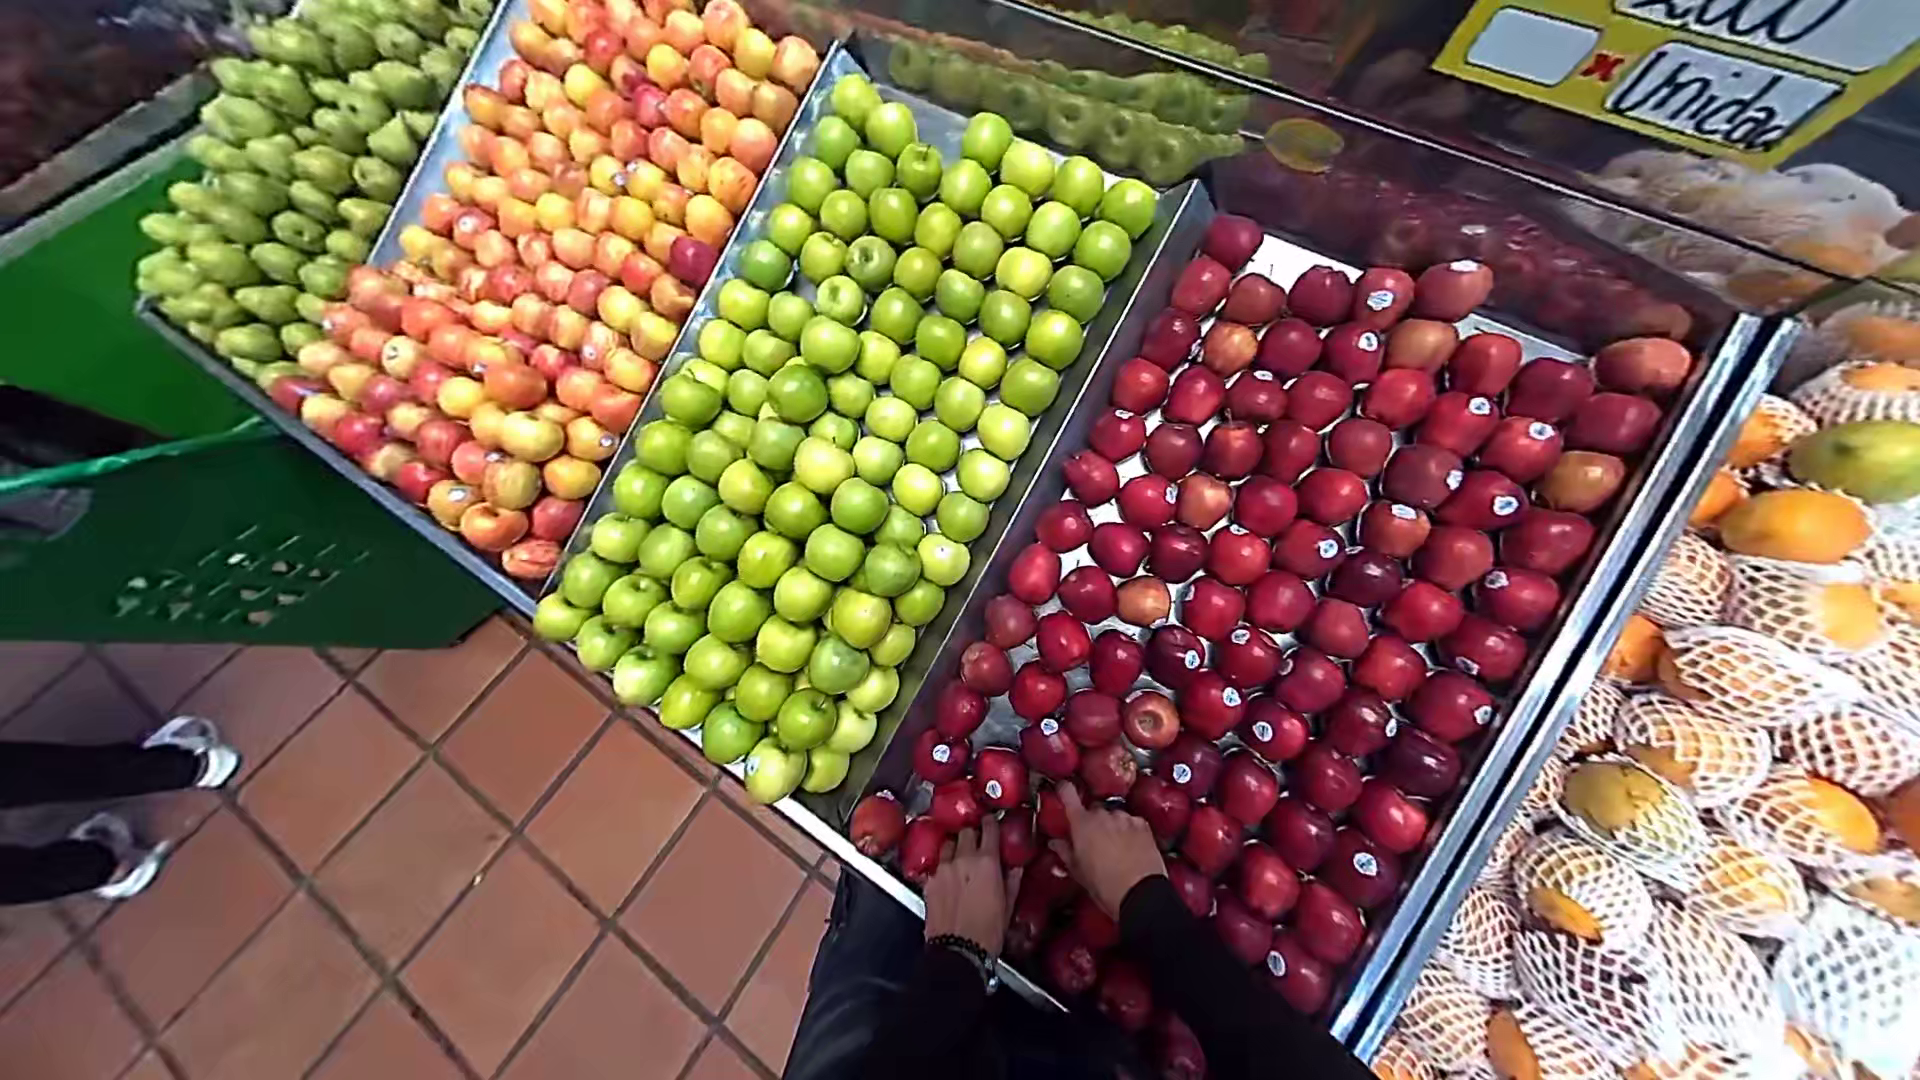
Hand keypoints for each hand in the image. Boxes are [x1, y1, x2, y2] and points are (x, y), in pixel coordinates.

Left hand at [922, 817, 1020, 957]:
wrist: (958, 953)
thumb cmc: (988, 932)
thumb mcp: (1008, 906)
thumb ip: (1012, 880)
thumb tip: (1016, 866)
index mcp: (987, 861)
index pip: (989, 828)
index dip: (991, 823)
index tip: (991, 822)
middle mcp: (963, 858)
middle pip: (966, 831)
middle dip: (972, 834)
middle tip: (976, 843)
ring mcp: (943, 868)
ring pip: (948, 844)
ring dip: (955, 847)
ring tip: (959, 858)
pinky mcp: (930, 880)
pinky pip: (937, 864)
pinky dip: (943, 866)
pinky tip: (947, 878)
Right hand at [1052, 782, 1165, 917]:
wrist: (1140, 895)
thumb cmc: (1105, 886)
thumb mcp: (1079, 872)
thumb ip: (1065, 852)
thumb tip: (1055, 842)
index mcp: (1081, 823)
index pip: (1068, 793)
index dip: (1064, 790)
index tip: (1063, 790)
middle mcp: (1102, 814)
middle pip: (1094, 809)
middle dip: (1093, 821)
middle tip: (1096, 841)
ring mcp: (1123, 817)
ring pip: (1114, 815)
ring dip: (1113, 826)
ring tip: (1117, 847)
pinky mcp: (1142, 824)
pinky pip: (1132, 822)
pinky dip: (1131, 830)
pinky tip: (1133, 847)